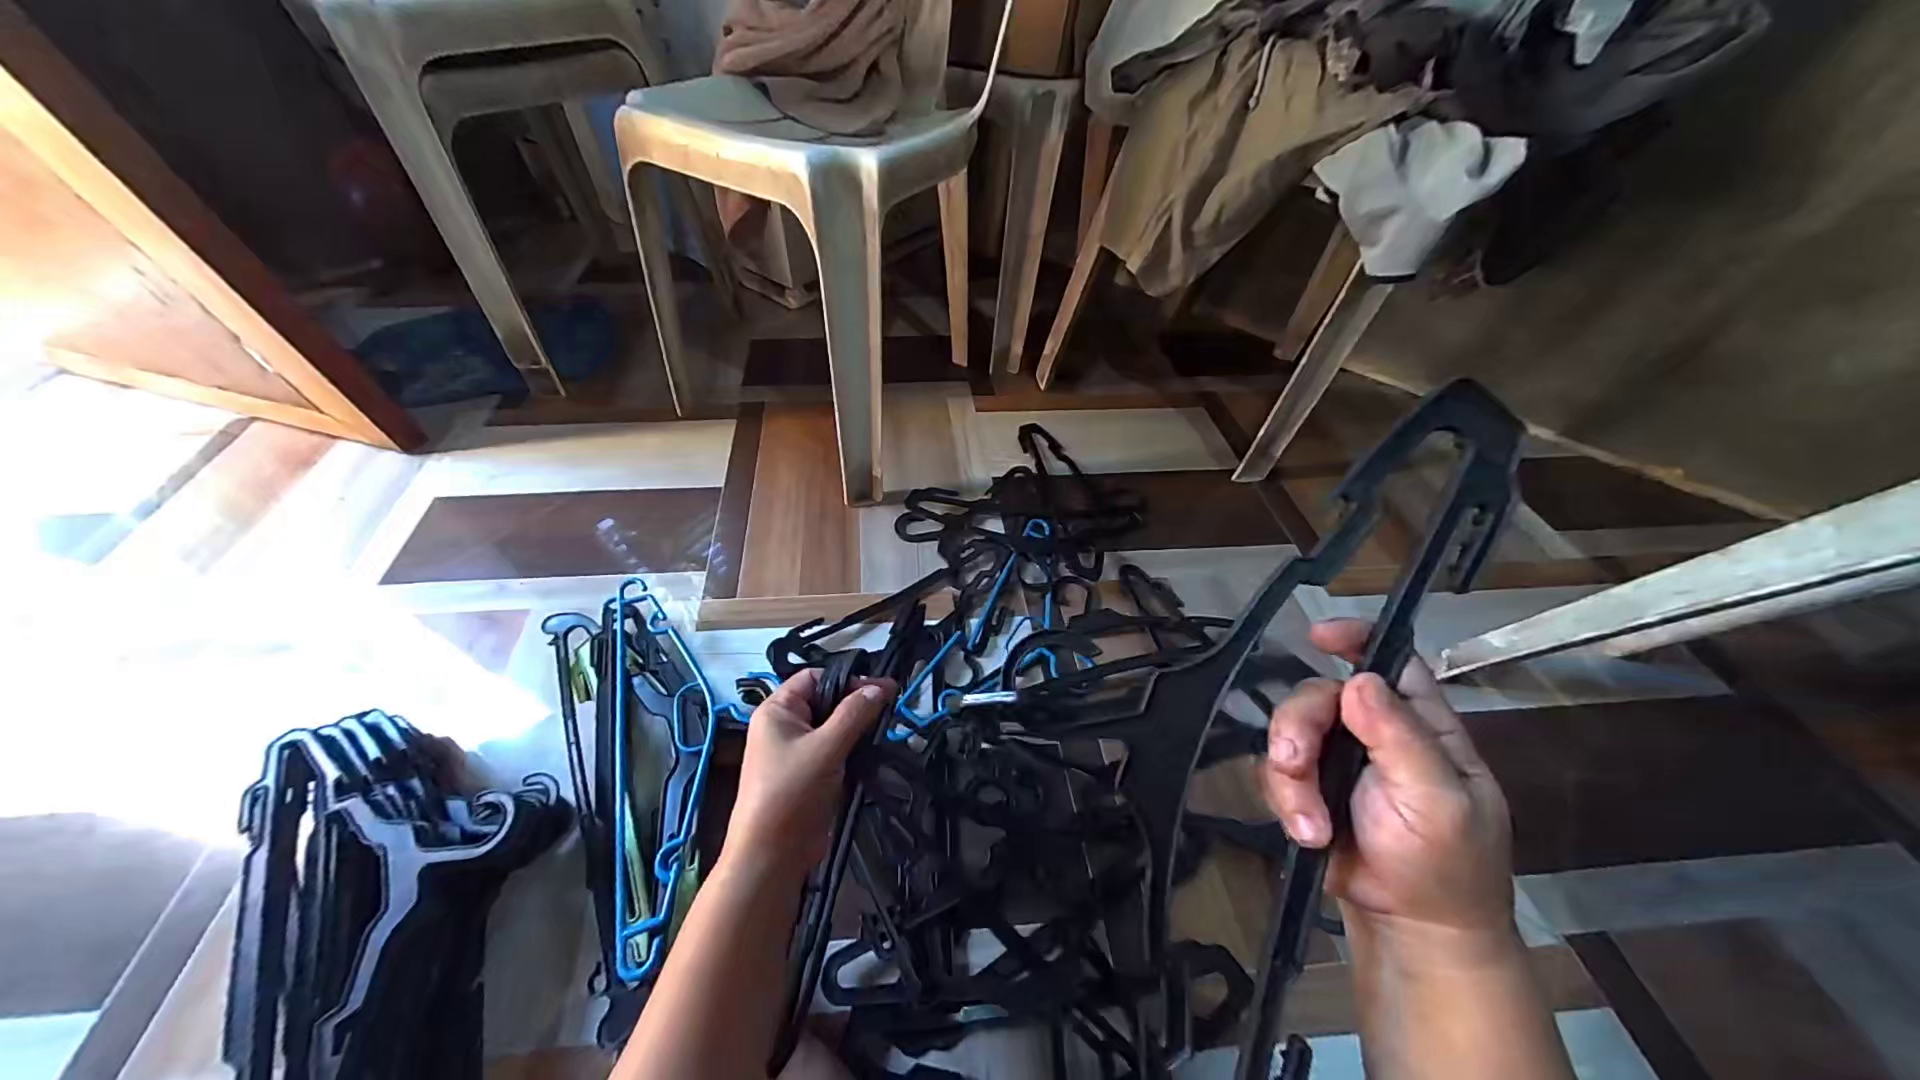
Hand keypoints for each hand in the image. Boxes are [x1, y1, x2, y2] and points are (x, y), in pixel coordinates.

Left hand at [721, 669, 896, 884]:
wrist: (772, 854)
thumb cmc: (789, 792)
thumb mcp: (826, 746)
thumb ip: (855, 713)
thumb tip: (881, 687)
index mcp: (777, 710)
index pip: (815, 678)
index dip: (847, 679)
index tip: (881, 689)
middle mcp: (785, 726)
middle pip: (827, 701)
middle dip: (856, 704)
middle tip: (889, 708)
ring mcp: (798, 751)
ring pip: (835, 727)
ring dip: (858, 729)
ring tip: (884, 730)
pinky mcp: (811, 774)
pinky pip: (837, 751)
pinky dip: (854, 750)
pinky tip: (874, 752)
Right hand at [1261, 619, 1513, 951]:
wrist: (1412, 926)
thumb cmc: (1447, 863)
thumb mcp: (1439, 801)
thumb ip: (1402, 740)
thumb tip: (1360, 680)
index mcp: (1418, 724)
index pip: (1390, 661)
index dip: (1355, 640)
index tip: (1317, 637)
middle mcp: (1371, 731)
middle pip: (1318, 695)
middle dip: (1298, 726)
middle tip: (1291, 760)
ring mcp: (1334, 758)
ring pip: (1287, 731)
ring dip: (1289, 777)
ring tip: (1309, 825)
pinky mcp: (1305, 786)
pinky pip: (1273, 770)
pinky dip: (1283, 799)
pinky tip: (1306, 833)